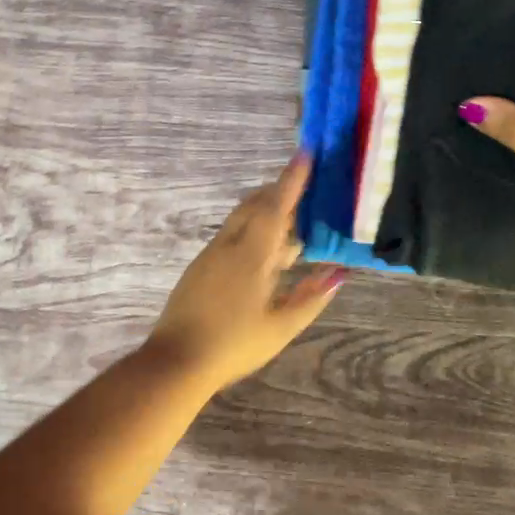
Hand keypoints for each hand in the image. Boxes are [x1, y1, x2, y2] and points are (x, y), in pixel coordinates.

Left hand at [142, 156, 344, 386]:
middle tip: (304, 187)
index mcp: (251, 256)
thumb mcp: (280, 327)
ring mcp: (209, 257)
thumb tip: (338, 273)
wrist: (177, 361)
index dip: (291, 180)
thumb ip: (310, 297)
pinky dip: (250, 232)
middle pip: (253, 207)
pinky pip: (229, 238)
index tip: (305, 154)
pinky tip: (264, 252)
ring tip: (291, 222)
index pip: (275, 207)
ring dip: (264, 214)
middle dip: (278, 193)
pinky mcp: (198, 270)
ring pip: (239, 222)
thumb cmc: (233, 346)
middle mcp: (227, 247)